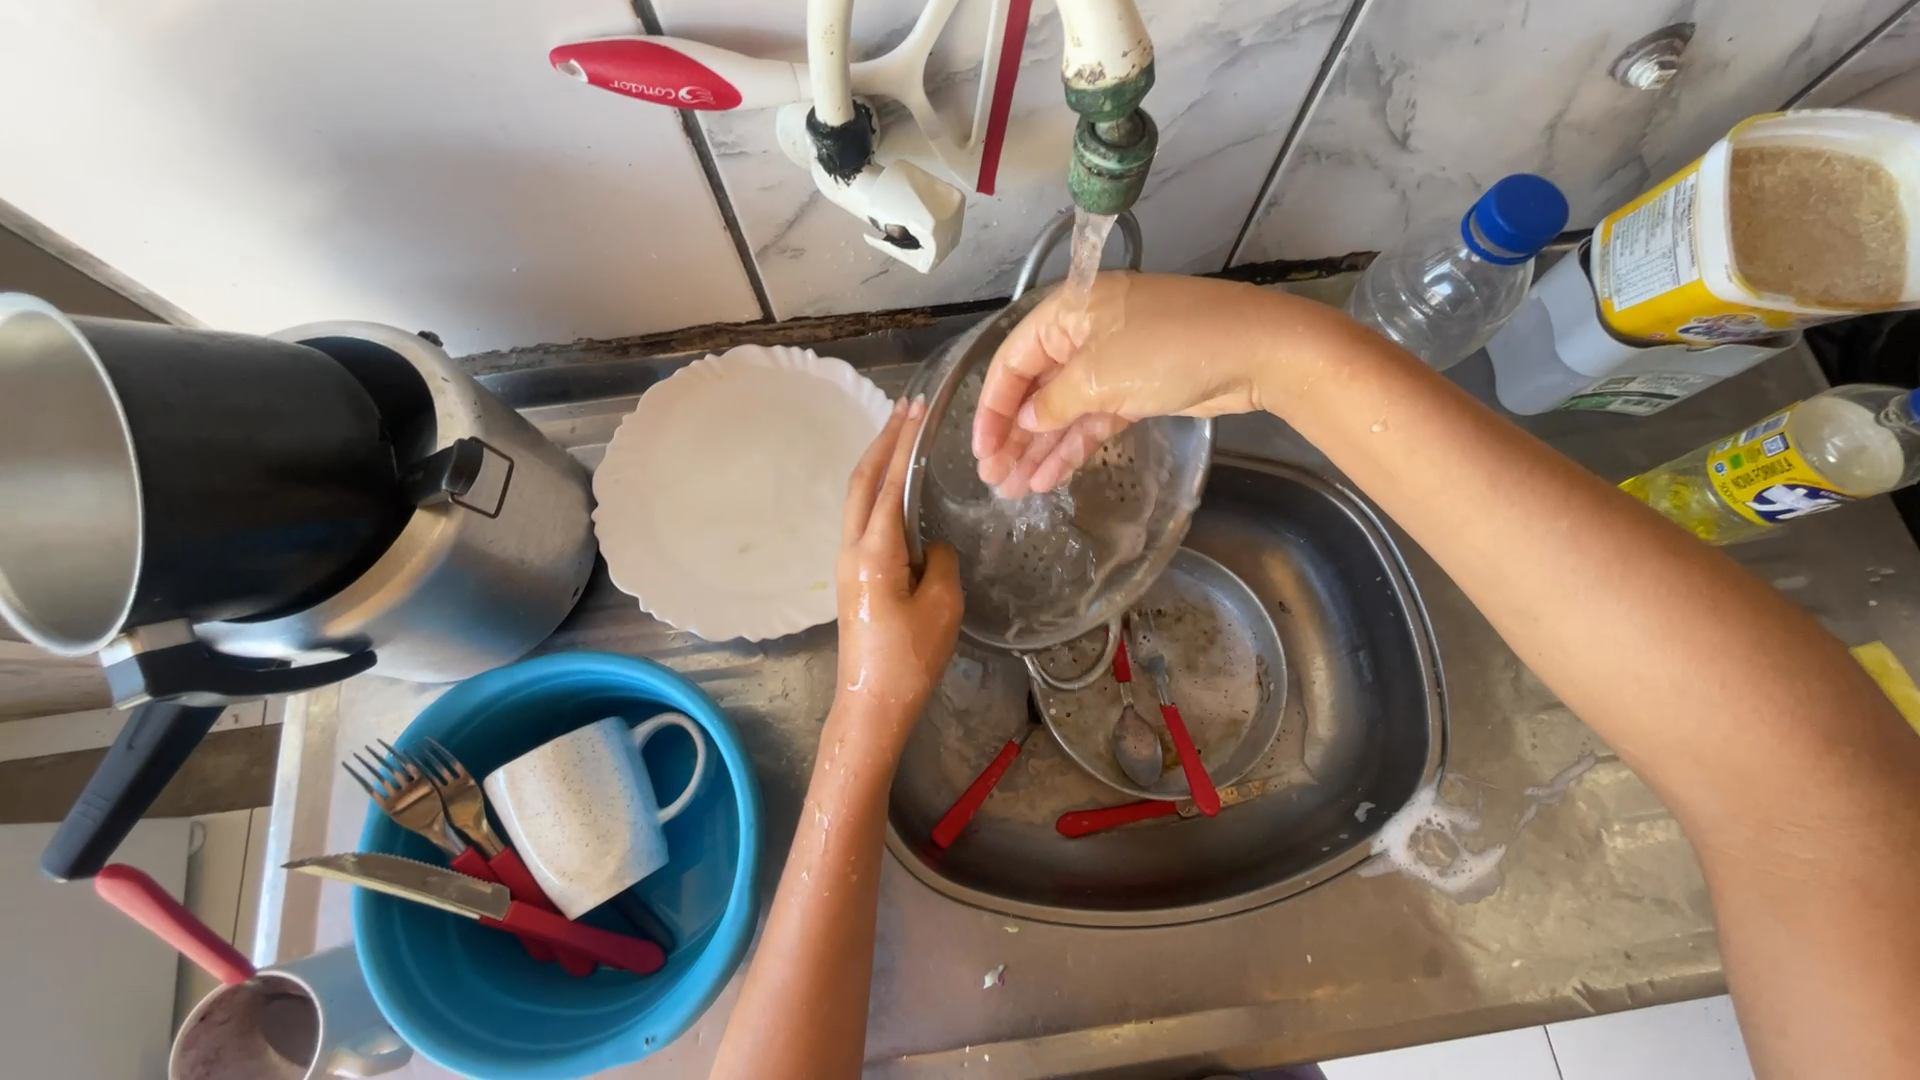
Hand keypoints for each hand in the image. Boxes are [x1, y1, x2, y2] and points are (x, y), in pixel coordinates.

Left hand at [835, 397, 963, 755]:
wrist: (872, 703)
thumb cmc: (910, 657)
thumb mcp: (942, 604)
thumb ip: (940, 560)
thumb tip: (931, 544)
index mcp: (874, 550)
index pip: (889, 483)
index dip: (903, 443)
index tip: (916, 409)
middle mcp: (852, 548)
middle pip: (861, 482)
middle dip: (882, 443)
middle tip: (905, 411)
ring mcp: (847, 563)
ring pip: (858, 500)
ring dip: (877, 465)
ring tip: (900, 439)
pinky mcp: (853, 578)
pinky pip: (863, 521)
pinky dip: (878, 493)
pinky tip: (895, 491)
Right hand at [972, 273, 1297, 496]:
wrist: (1258, 353)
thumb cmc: (1171, 347)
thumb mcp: (1101, 374)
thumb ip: (1054, 401)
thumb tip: (1026, 421)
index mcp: (1068, 312)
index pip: (1013, 361)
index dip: (992, 408)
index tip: (980, 450)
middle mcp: (1083, 336)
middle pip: (1035, 390)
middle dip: (1013, 436)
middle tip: (993, 479)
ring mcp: (1110, 366)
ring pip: (1062, 413)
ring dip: (1038, 450)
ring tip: (1014, 491)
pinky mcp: (1133, 392)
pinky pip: (1090, 423)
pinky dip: (1071, 449)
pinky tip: (1048, 479)